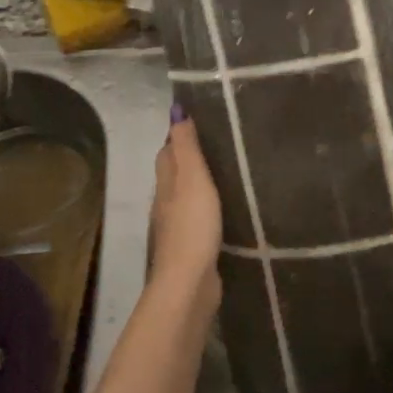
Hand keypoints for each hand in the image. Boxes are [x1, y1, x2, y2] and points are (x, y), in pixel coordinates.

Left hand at [150, 114, 222, 306]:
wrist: (188, 283)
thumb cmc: (191, 225)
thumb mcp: (192, 179)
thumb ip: (186, 147)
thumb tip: (176, 109)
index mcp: (166, 184)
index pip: (168, 152)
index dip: (179, 136)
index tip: (200, 120)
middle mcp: (165, 203)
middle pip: (173, 174)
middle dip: (189, 158)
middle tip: (218, 143)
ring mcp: (176, 228)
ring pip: (185, 197)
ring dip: (199, 185)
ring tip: (226, 173)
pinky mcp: (190, 248)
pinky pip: (197, 219)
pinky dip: (206, 209)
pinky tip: (223, 210)